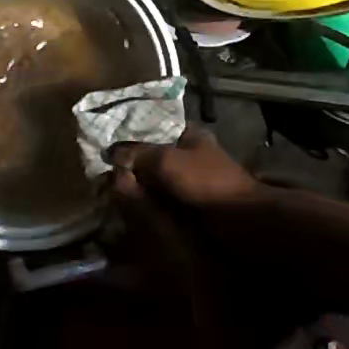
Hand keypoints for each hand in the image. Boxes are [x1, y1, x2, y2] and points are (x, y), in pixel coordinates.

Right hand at [111, 126, 257, 208]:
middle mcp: (188, 153)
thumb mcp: (166, 161)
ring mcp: (189, 179)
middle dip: (131, 162)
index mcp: (188, 134)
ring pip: (154, 177)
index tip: (108, 143)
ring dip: (137, 184)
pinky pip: (161, 198)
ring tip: (112, 187)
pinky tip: (128, 203)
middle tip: (107, 168)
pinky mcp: (190, 203)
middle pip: (151, 153)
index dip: (130, 134)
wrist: (241, 221)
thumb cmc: (206, 182)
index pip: (152, 127)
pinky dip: (146, 200)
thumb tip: (111, 155)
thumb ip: (137, 155)